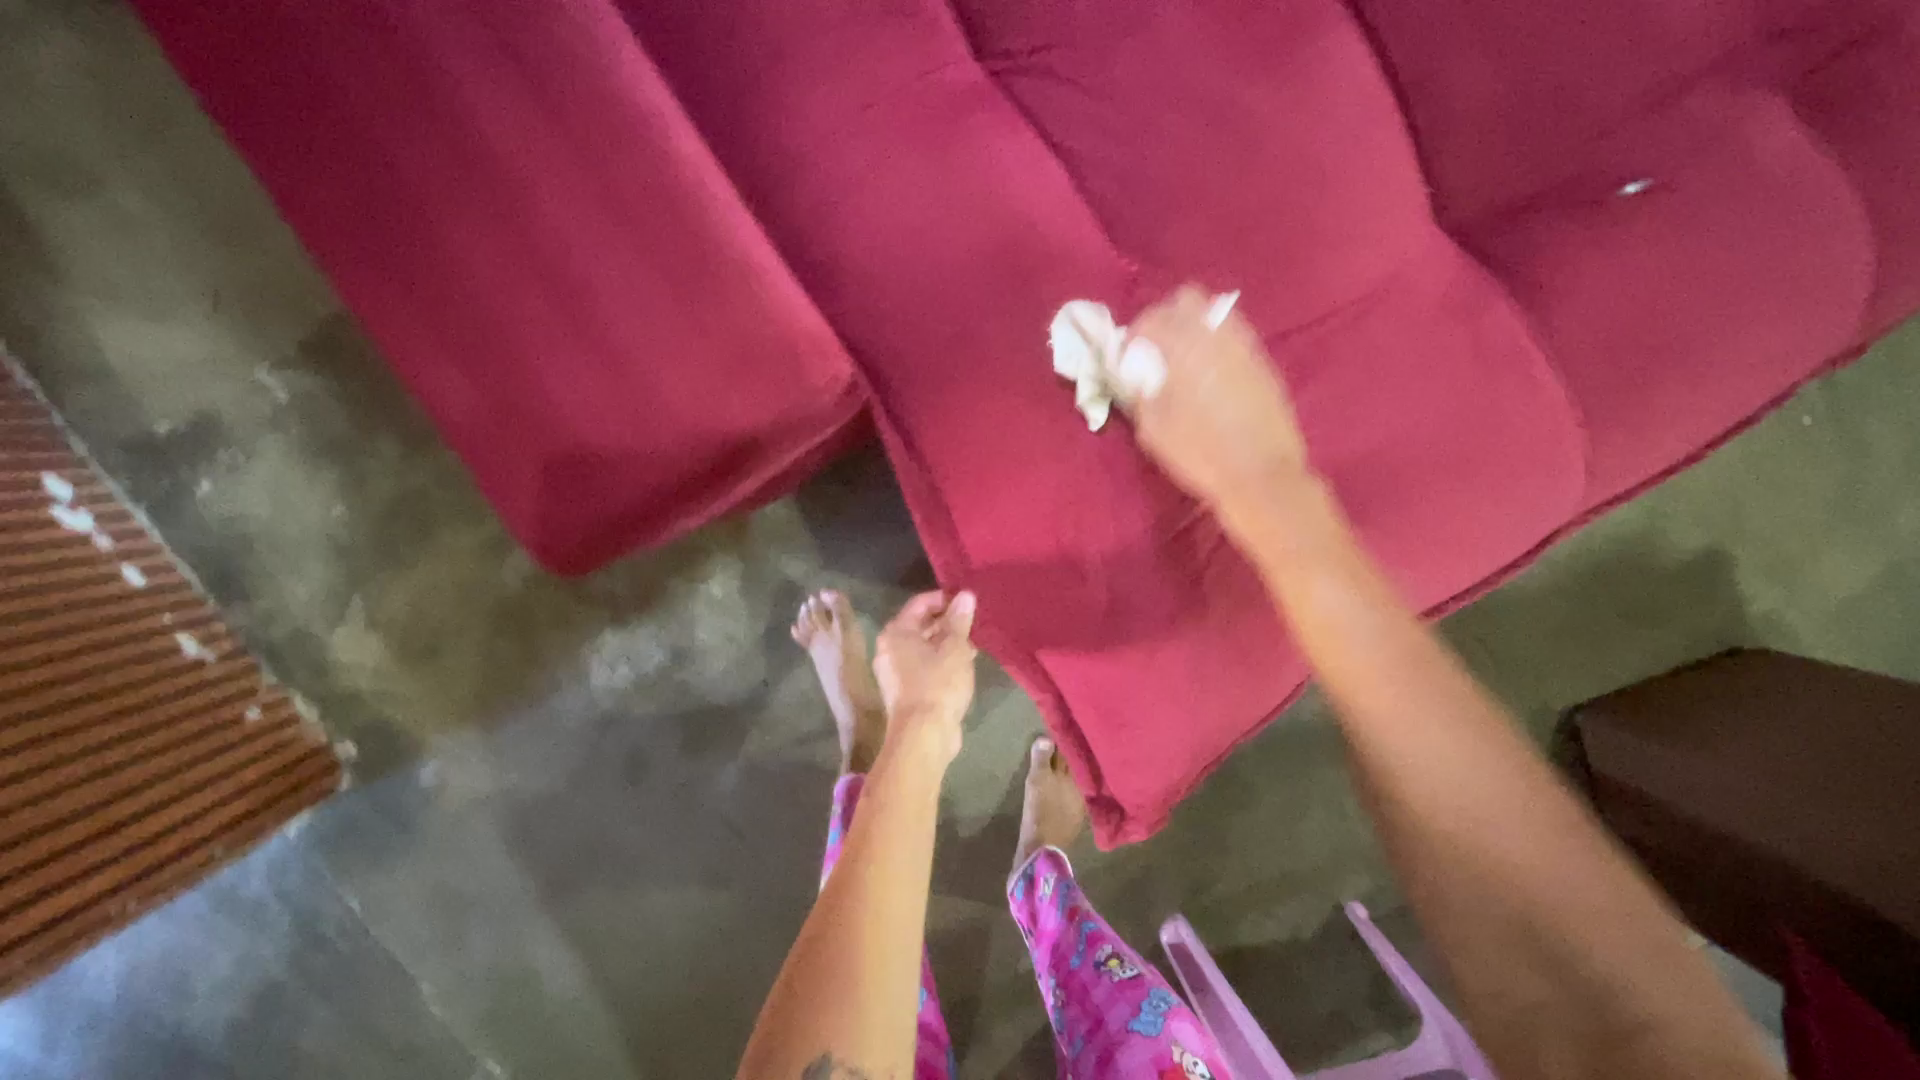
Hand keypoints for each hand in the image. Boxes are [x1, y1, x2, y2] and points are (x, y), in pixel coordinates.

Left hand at [872, 590, 977, 766]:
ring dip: (946, 643)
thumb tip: (965, 595)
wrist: (924, 735)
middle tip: (973, 621)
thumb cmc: (938, 684)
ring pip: (923, 648)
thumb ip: (960, 620)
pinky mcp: (905, 692)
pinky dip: (941, 661)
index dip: (944, 599)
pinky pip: (924, 666)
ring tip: (974, 642)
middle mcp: (889, 649)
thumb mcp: (955, 648)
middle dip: (947, 622)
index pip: (920, 603)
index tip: (967, 601)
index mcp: (896, 633)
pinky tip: (964, 664)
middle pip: (920, 626)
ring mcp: (895, 673)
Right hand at [1111, 286, 1310, 517]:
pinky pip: (1236, 340)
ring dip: (1195, 328)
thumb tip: (1136, 381)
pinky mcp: (1264, 365)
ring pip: (1217, 315)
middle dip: (1167, 316)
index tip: (1128, 352)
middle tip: (1156, 345)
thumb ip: (1141, 397)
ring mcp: (1246, 348)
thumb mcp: (1154, 431)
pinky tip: (1210, 375)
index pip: (1153, 318)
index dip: (1135, 331)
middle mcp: (1218, 337)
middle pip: (1189, 299)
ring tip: (1184, 358)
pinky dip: (1218, 347)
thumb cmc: (1201, 455)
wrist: (1262, 476)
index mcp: (1186, 349)